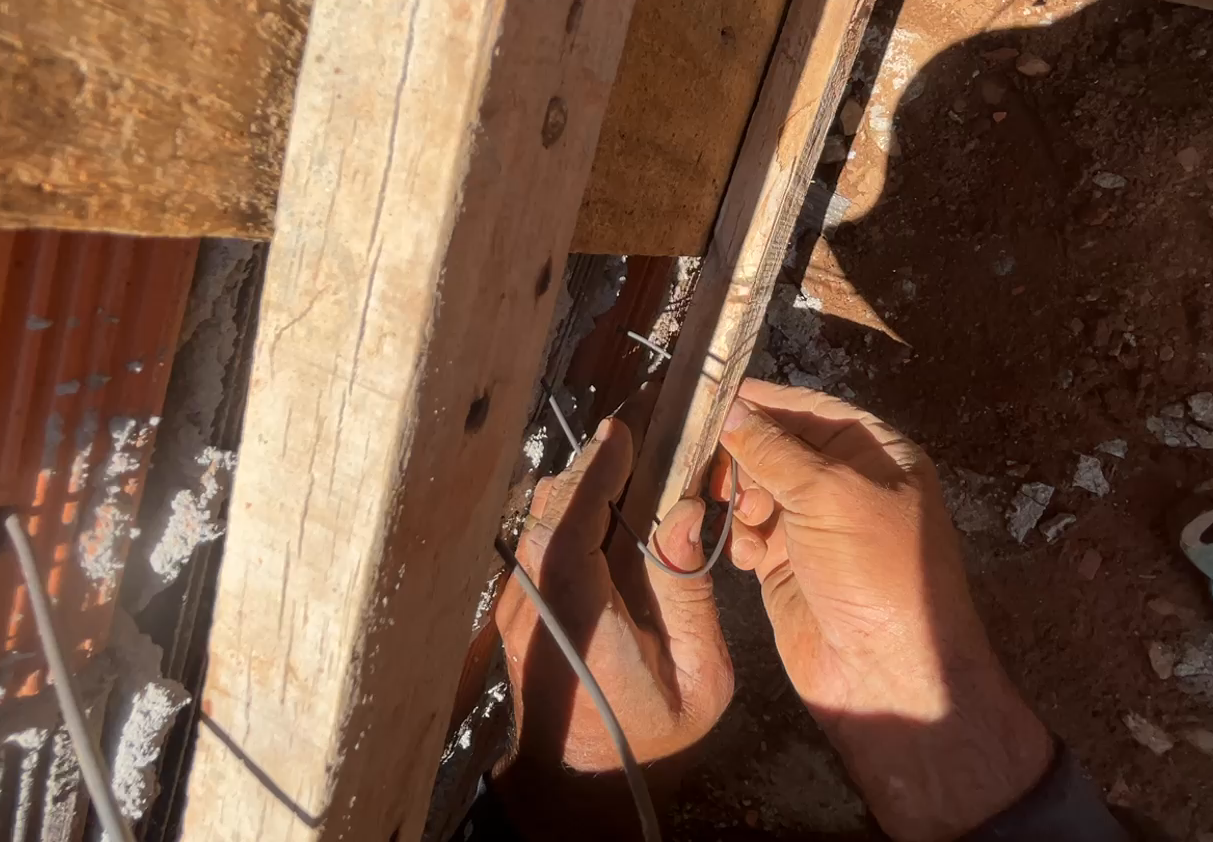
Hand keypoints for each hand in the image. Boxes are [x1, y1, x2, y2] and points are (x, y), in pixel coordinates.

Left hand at [493, 399, 732, 812]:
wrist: (576, 782)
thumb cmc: (646, 738)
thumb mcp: (697, 678)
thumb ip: (690, 594)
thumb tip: (685, 514)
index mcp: (578, 616)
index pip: (573, 523)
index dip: (597, 470)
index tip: (622, 431)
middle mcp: (533, 599)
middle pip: (551, 507)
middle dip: (592, 464)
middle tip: (636, 433)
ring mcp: (515, 598)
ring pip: (539, 515)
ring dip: (579, 482)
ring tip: (624, 459)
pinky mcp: (514, 599)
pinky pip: (537, 534)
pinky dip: (568, 505)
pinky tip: (601, 499)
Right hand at [715, 379, 1051, 841]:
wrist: (886, 679)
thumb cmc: (875, 571)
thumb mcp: (829, 495)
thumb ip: (773, 448)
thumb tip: (729, 407)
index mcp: (874, 452)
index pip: (809, 406)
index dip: (762, 399)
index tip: (710, 392)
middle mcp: (843, 482)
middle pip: (775, 444)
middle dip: (744, 452)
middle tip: (710, 462)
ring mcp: (812, 523)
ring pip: (755, 483)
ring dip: (739, 496)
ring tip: (741, 518)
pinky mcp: (784, 560)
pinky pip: (748, 527)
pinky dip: (740, 535)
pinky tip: (745, 554)